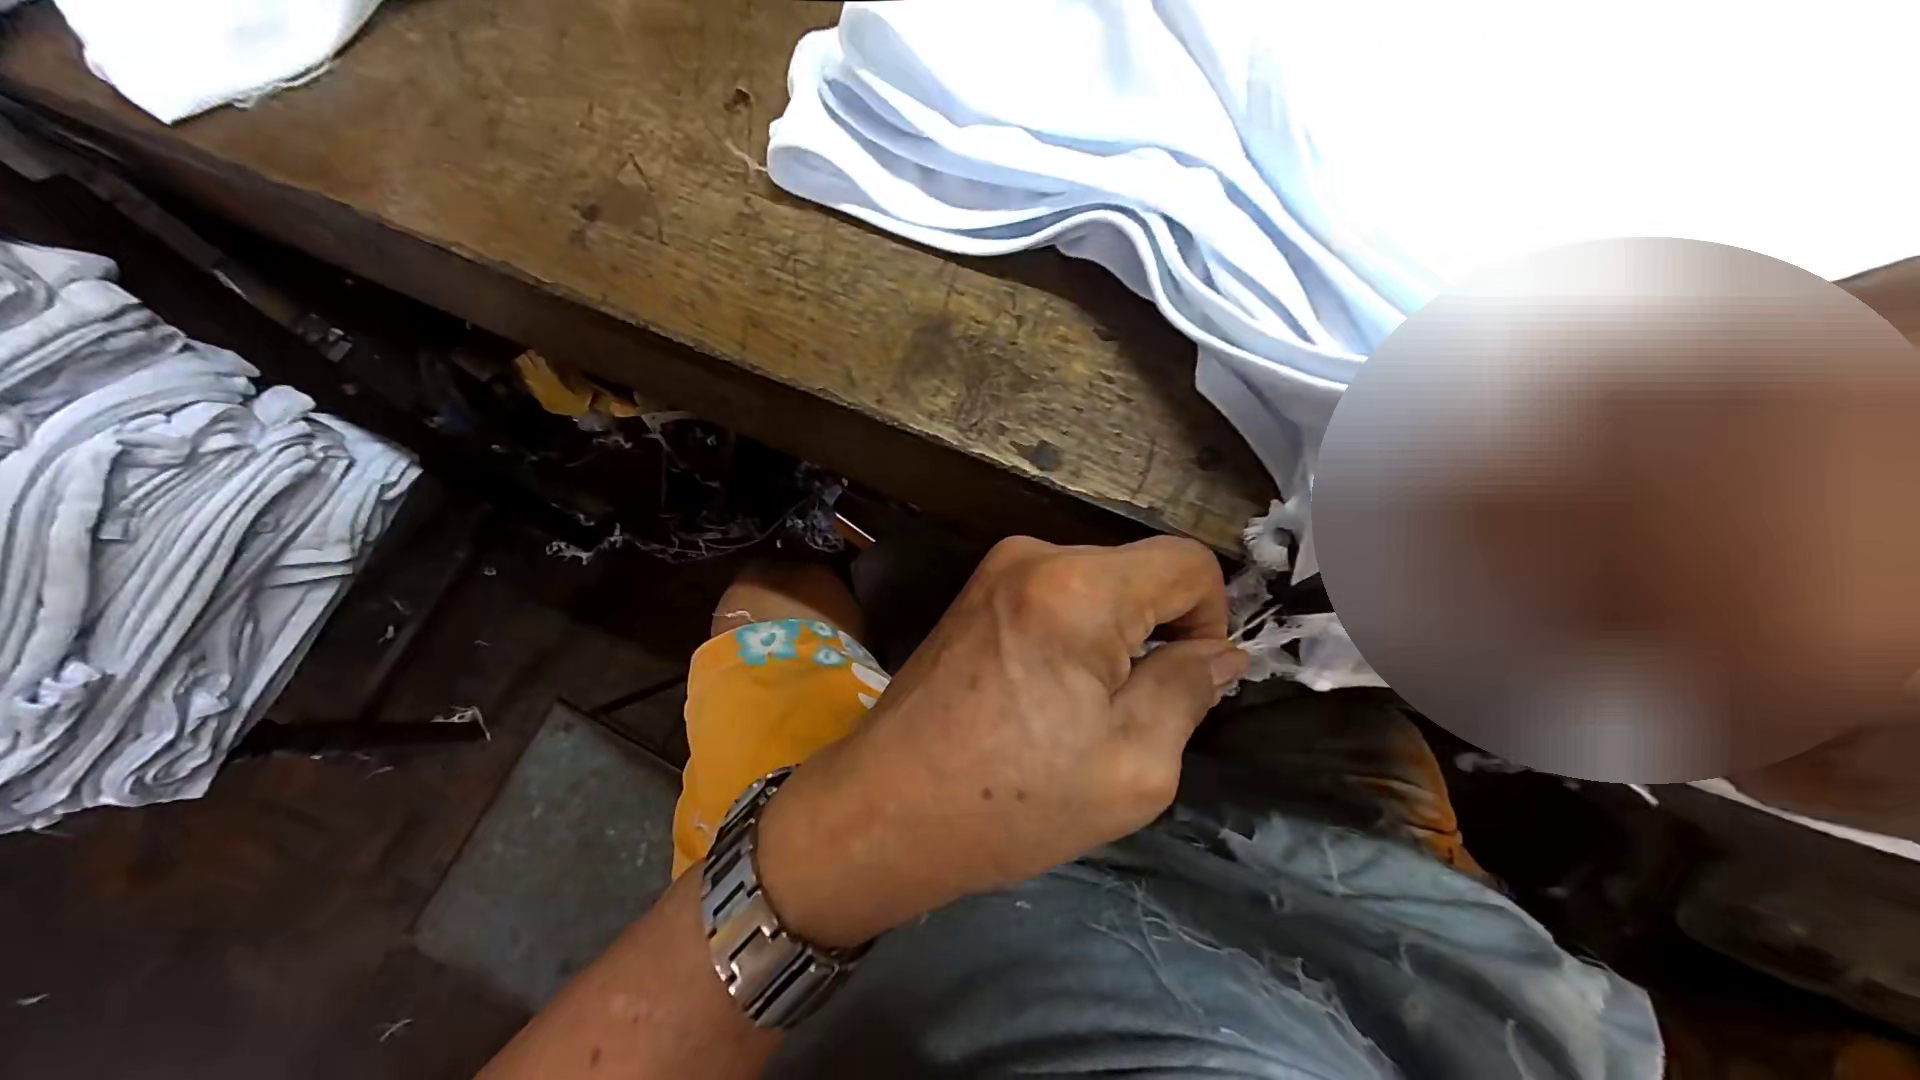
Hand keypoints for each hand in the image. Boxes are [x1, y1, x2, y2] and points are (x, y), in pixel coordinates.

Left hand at [754, 535, 1246, 947]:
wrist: (883, 811)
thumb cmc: (1011, 801)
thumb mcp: (1134, 764)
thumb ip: (1188, 690)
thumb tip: (1222, 653)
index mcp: (1078, 587)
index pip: (1187, 562)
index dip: (1211, 619)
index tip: (1190, 680)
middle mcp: (1033, 556)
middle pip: (1139, 573)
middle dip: (1155, 633)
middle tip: (1128, 713)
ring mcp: (995, 571)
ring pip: (1098, 587)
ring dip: (1112, 641)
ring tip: (1078, 712)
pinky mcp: (974, 595)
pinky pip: (1055, 598)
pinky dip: (1072, 638)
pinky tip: (1044, 697)